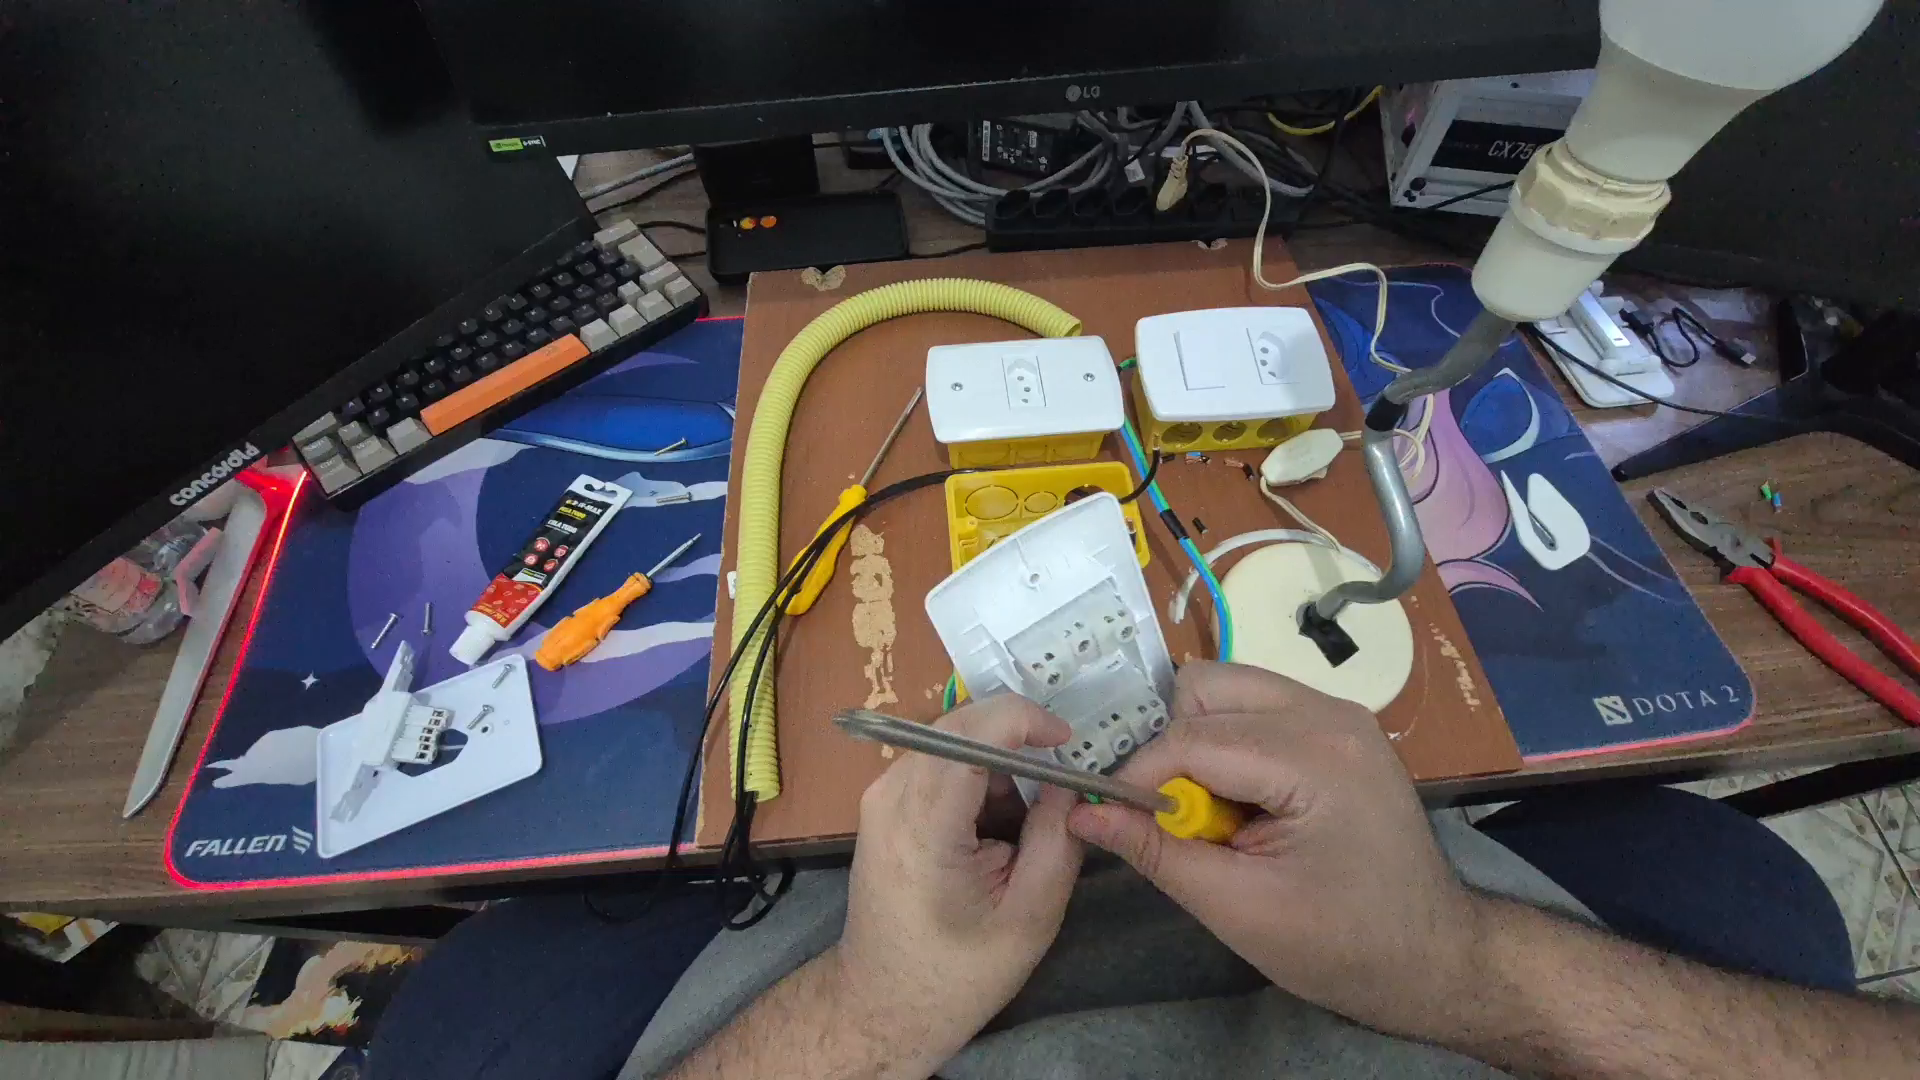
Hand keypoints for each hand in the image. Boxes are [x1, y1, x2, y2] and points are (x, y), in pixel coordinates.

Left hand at [832, 696, 1083, 1073]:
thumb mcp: (1029, 916)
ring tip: (1018, 827)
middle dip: (1016, 740)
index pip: (970, 734)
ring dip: (997, 764)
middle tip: (1057, 781)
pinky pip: (938, 759)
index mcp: (924, 825)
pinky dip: (975, 777)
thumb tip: (1069, 778)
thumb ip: (1057, 839)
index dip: (1023, 719)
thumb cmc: (957, 974)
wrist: (882, 1005)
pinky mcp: (883, 800)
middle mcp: (892, 794)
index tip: (1067, 738)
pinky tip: (989, 829)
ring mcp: (881, 793)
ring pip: (952, 738)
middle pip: (961, 725)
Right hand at [1065, 662, 1479, 1036]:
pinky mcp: (1334, 720)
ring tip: (1208, 801)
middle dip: (1172, 743)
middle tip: (1175, 807)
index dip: (1138, 774)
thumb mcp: (1238, 908)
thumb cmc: (1343, 945)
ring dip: (1197, 735)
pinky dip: (1226, 736)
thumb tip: (1080, 815)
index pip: (1192, 738)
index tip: (1110, 811)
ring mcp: (1336, 710)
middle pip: (1206, 688)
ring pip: (1225, 685)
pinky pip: (1252, 701)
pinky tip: (1239, 790)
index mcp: (1315, 757)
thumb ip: (1154, 851)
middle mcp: (1327, 712)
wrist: (1438, 958)